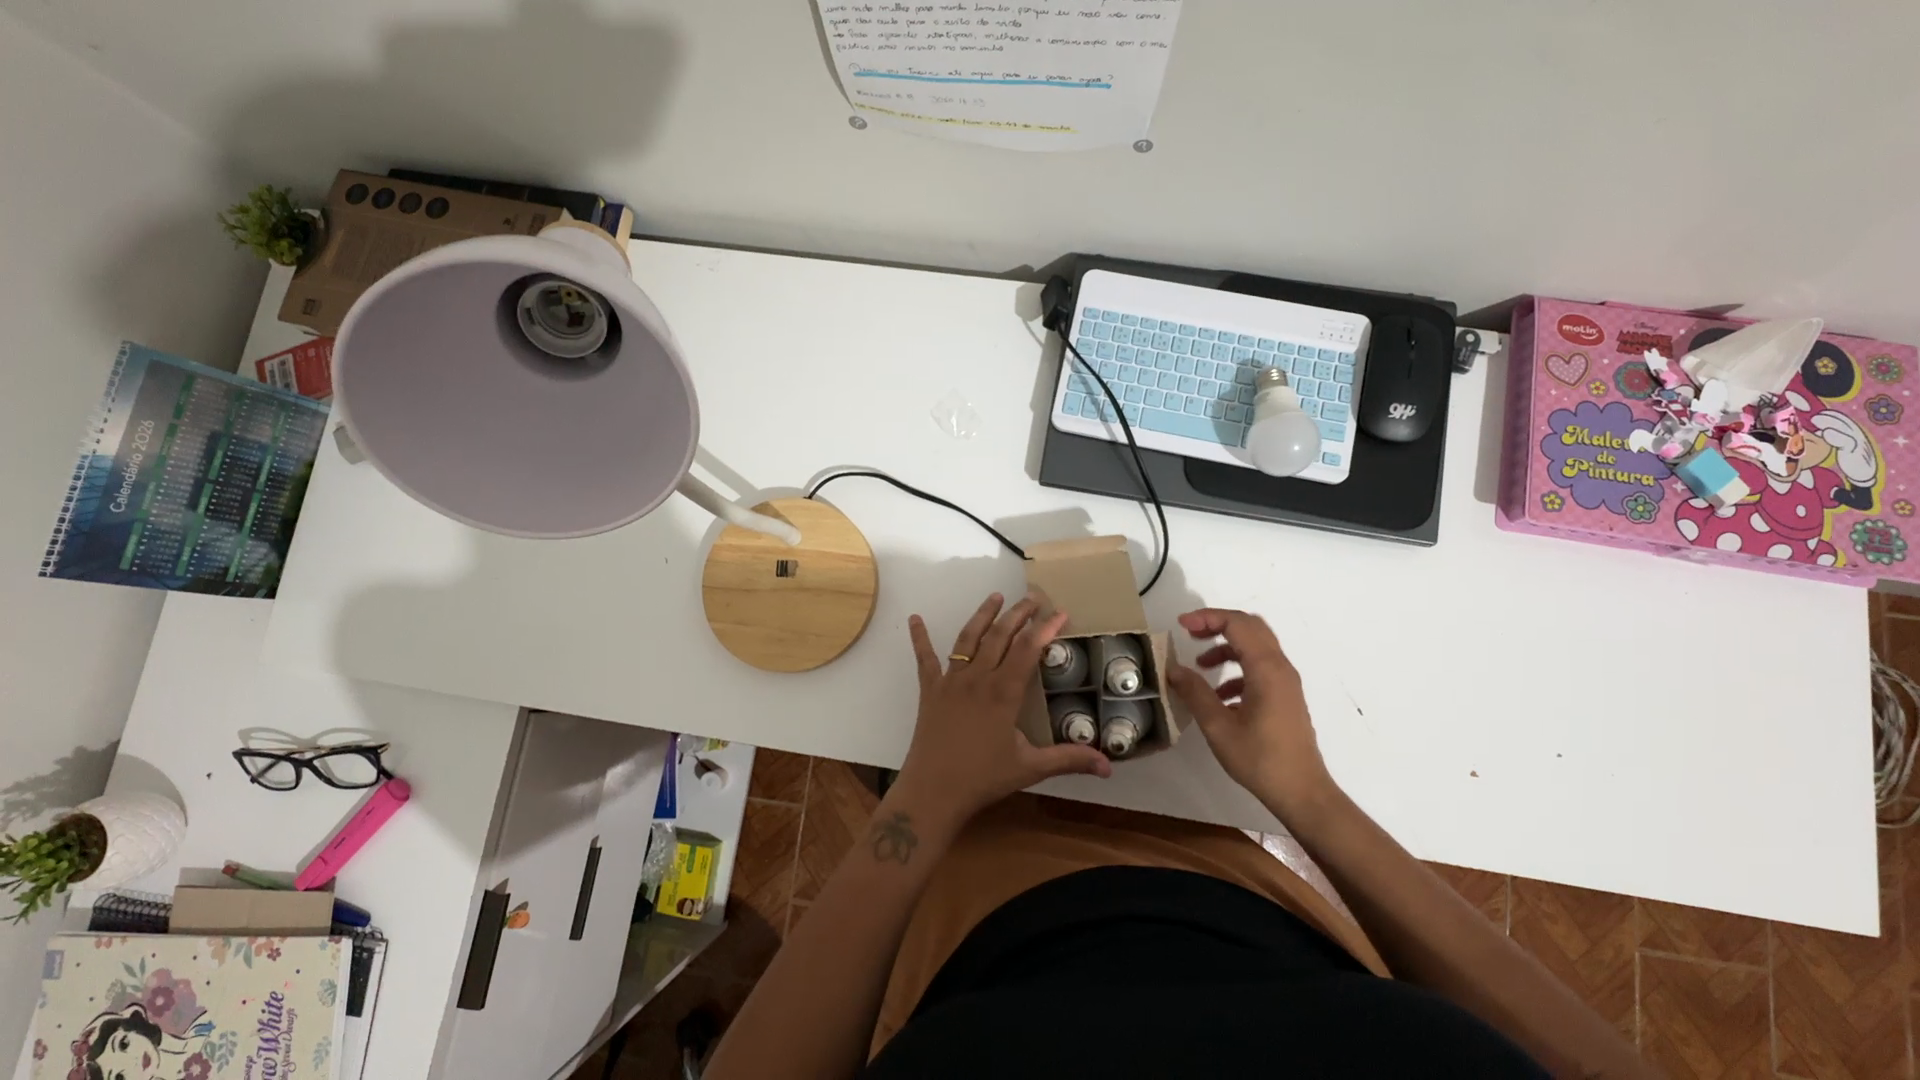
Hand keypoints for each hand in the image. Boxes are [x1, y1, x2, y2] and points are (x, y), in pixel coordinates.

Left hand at [895, 593, 1111, 828]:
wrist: (933, 791)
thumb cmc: (983, 778)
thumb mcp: (1031, 768)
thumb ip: (1069, 760)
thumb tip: (1109, 766)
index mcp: (1004, 692)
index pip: (1028, 649)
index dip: (1046, 628)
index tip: (1061, 613)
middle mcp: (977, 678)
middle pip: (1000, 635)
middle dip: (1018, 613)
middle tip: (1033, 597)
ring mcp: (951, 682)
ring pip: (968, 638)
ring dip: (983, 615)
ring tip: (995, 597)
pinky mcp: (930, 691)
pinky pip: (925, 659)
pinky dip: (920, 637)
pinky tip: (915, 619)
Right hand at [1167, 608, 1335, 811]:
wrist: (1301, 791)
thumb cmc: (1260, 759)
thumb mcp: (1218, 727)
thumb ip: (1195, 693)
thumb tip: (1173, 669)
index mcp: (1266, 669)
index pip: (1237, 624)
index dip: (1207, 618)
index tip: (1181, 625)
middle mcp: (1281, 668)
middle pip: (1250, 628)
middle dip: (1218, 625)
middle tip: (1190, 634)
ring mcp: (1286, 682)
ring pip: (1256, 647)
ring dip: (1227, 647)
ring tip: (1200, 666)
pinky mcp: (1286, 697)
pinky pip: (1261, 668)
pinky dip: (1238, 669)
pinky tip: (1220, 696)